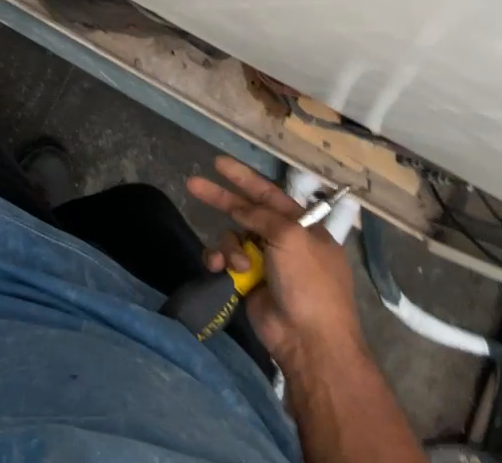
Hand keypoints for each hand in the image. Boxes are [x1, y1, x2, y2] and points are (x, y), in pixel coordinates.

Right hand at [188, 157, 365, 369]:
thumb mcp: (290, 237)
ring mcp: (266, 263)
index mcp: (304, 229)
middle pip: (246, 212)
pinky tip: (217, 268)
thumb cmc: (308, 283)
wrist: (308, 339)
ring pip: (233, 238)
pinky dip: (219, 262)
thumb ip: (261, 215)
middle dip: (221, 199)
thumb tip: (239, 208)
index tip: (219, 163)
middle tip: (193, 184)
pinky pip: (225, 261)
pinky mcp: (248, 282)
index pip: (270, 195)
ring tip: (234, 265)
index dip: (245, 178)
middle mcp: (285, 242)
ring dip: (229, 247)